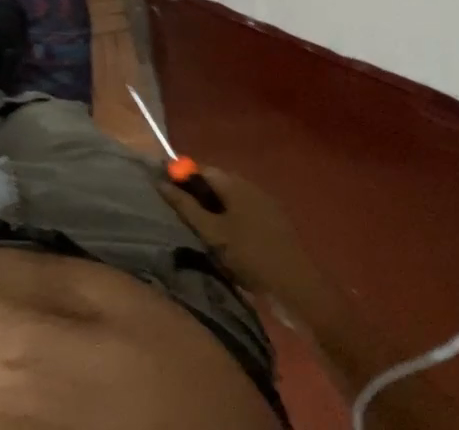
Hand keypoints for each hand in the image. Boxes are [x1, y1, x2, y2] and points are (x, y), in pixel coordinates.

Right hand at [157, 167, 319, 304]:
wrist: (298, 289)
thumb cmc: (250, 255)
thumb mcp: (211, 232)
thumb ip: (185, 206)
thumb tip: (160, 182)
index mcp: (237, 185)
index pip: (202, 169)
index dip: (182, 177)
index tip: (167, 193)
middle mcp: (252, 189)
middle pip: (217, 183)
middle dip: (197, 196)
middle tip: (181, 216)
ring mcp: (266, 207)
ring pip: (230, 201)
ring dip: (213, 211)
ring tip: (199, 231)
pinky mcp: (274, 225)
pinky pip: (243, 214)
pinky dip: (229, 221)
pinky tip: (224, 241)